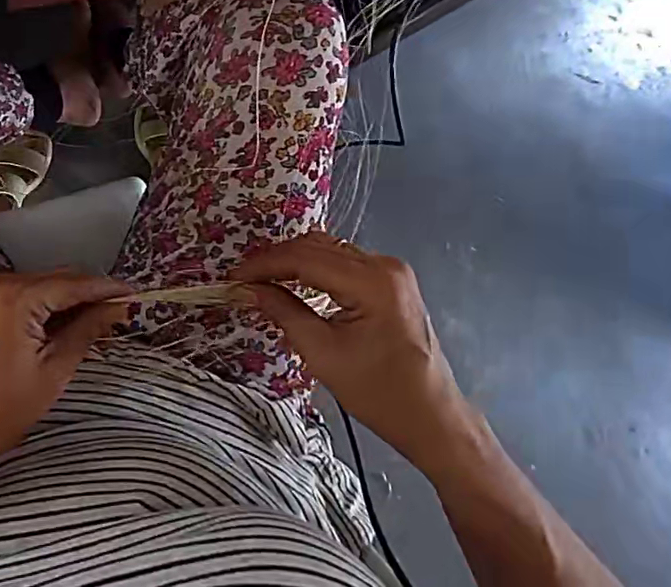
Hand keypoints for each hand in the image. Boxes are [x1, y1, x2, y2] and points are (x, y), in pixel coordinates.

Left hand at [0, 271, 126, 538]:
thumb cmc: (4, 406)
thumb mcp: (55, 370)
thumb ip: (87, 330)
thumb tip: (117, 308)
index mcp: (16, 297)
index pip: (72, 284)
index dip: (106, 289)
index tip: (136, 294)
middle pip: (57, 278)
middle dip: (90, 292)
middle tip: (123, 310)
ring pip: (43, 284)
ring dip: (71, 298)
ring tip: (101, 319)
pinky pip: (26, 292)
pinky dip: (49, 303)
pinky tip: (69, 321)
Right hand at [231, 233, 477, 471]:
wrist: (436, 422)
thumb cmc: (380, 393)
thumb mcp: (321, 353)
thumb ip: (281, 310)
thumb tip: (248, 287)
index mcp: (372, 283)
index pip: (303, 259)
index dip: (263, 265)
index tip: (233, 277)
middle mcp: (384, 266)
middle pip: (314, 248)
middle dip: (274, 260)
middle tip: (244, 278)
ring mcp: (391, 271)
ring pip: (325, 250)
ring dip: (291, 262)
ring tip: (261, 279)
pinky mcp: (391, 281)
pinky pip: (340, 261)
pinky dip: (311, 267)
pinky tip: (291, 281)